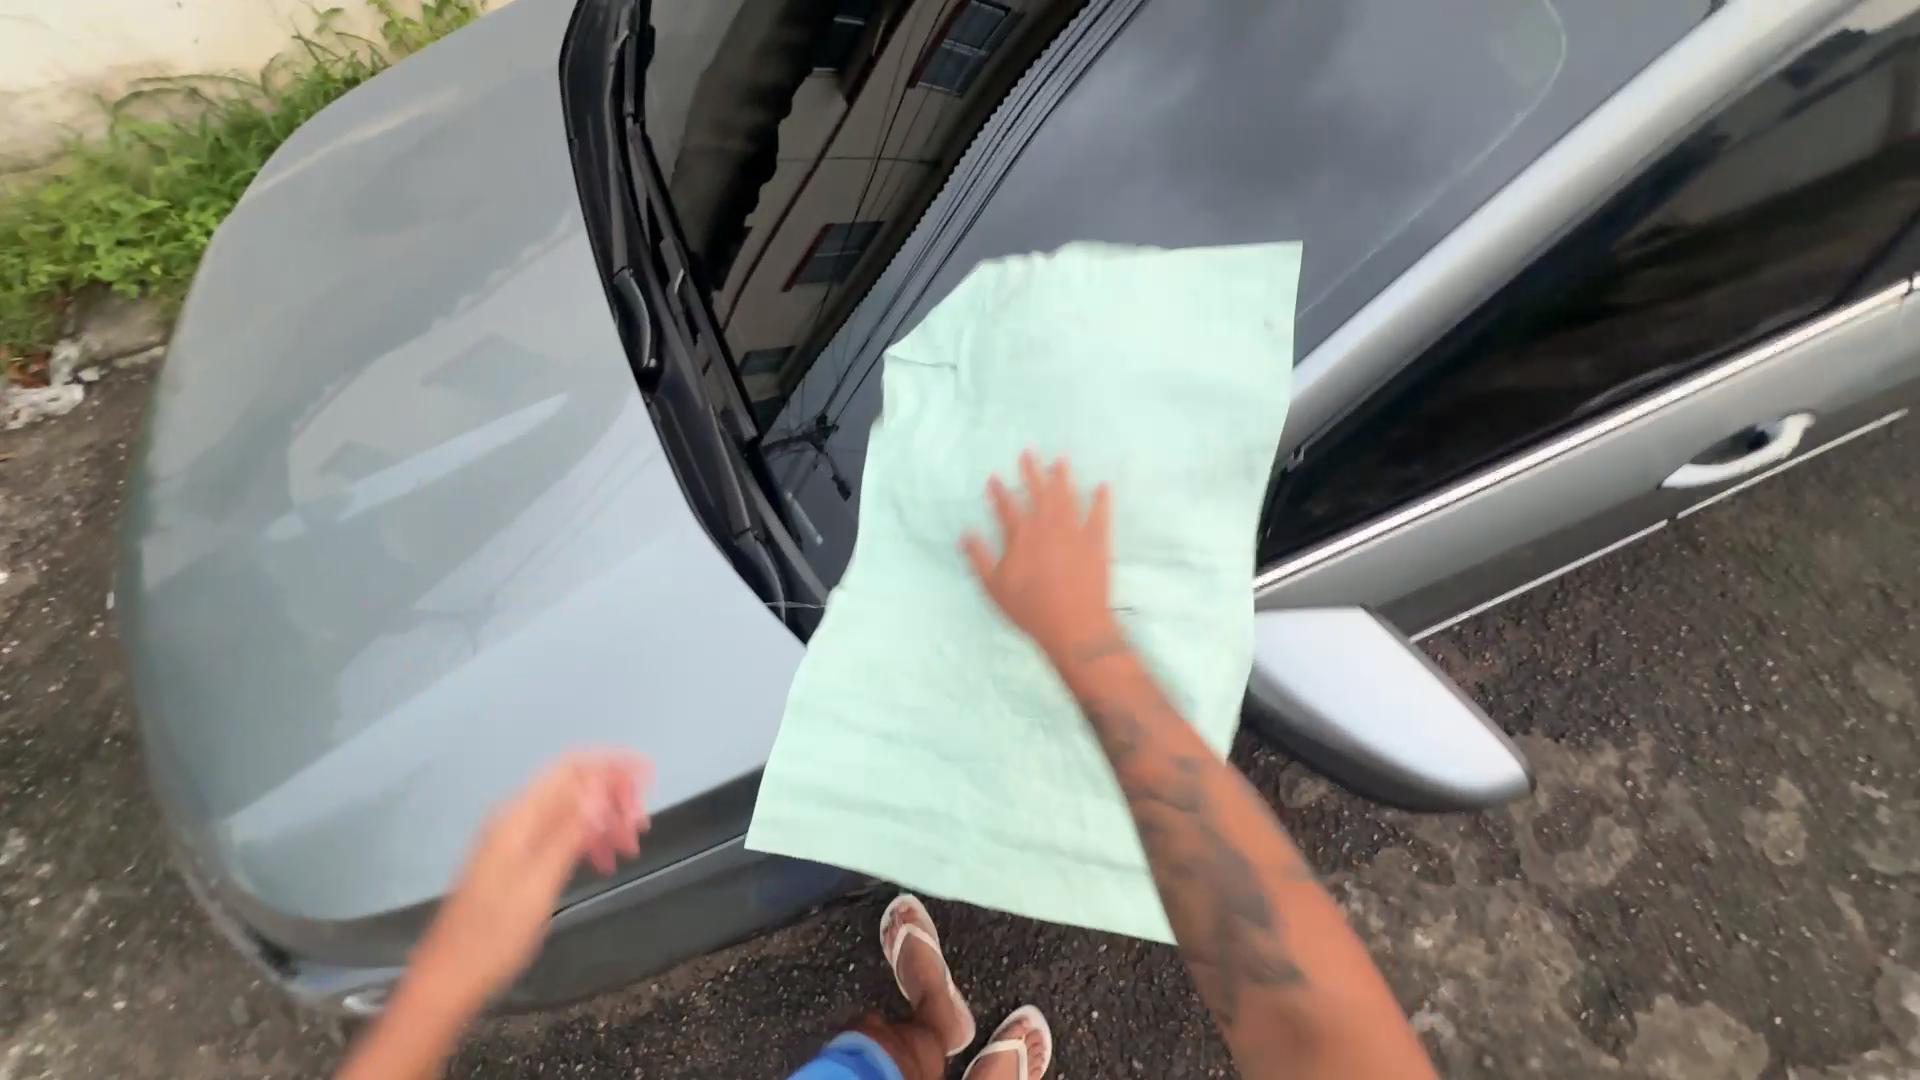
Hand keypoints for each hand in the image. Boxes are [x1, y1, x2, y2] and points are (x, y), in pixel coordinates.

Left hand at [409, 752, 651, 1012]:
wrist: (446, 983)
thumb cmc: (493, 937)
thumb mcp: (539, 883)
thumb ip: (570, 831)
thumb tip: (601, 788)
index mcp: (519, 818)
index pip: (572, 768)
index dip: (612, 764)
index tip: (648, 776)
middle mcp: (517, 819)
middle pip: (576, 786)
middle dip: (614, 798)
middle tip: (640, 826)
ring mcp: (516, 839)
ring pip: (573, 811)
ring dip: (605, 821)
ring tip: (629, 848)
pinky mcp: (518, 860)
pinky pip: (562, 833)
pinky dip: (588, 839)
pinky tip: (604, 861)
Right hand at [961, 450, 1115, 660]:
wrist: (1073, 625)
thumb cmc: (1029, 609)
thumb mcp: (994, 587)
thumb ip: (978, 558)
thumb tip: (965, 534)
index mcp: (1020, 535)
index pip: (1006, 506)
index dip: (999, 491)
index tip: (994, 477)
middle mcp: (1046, 525)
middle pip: (1037, 492)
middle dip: (1031, 471)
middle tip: (1028, 453)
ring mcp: (1074, 531)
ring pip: (1066, 497)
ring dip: (1062, 477)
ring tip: (1060, 460)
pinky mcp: (1097, 541)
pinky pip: (1100, 514)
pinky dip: (1101, 500)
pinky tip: (1102, 486)